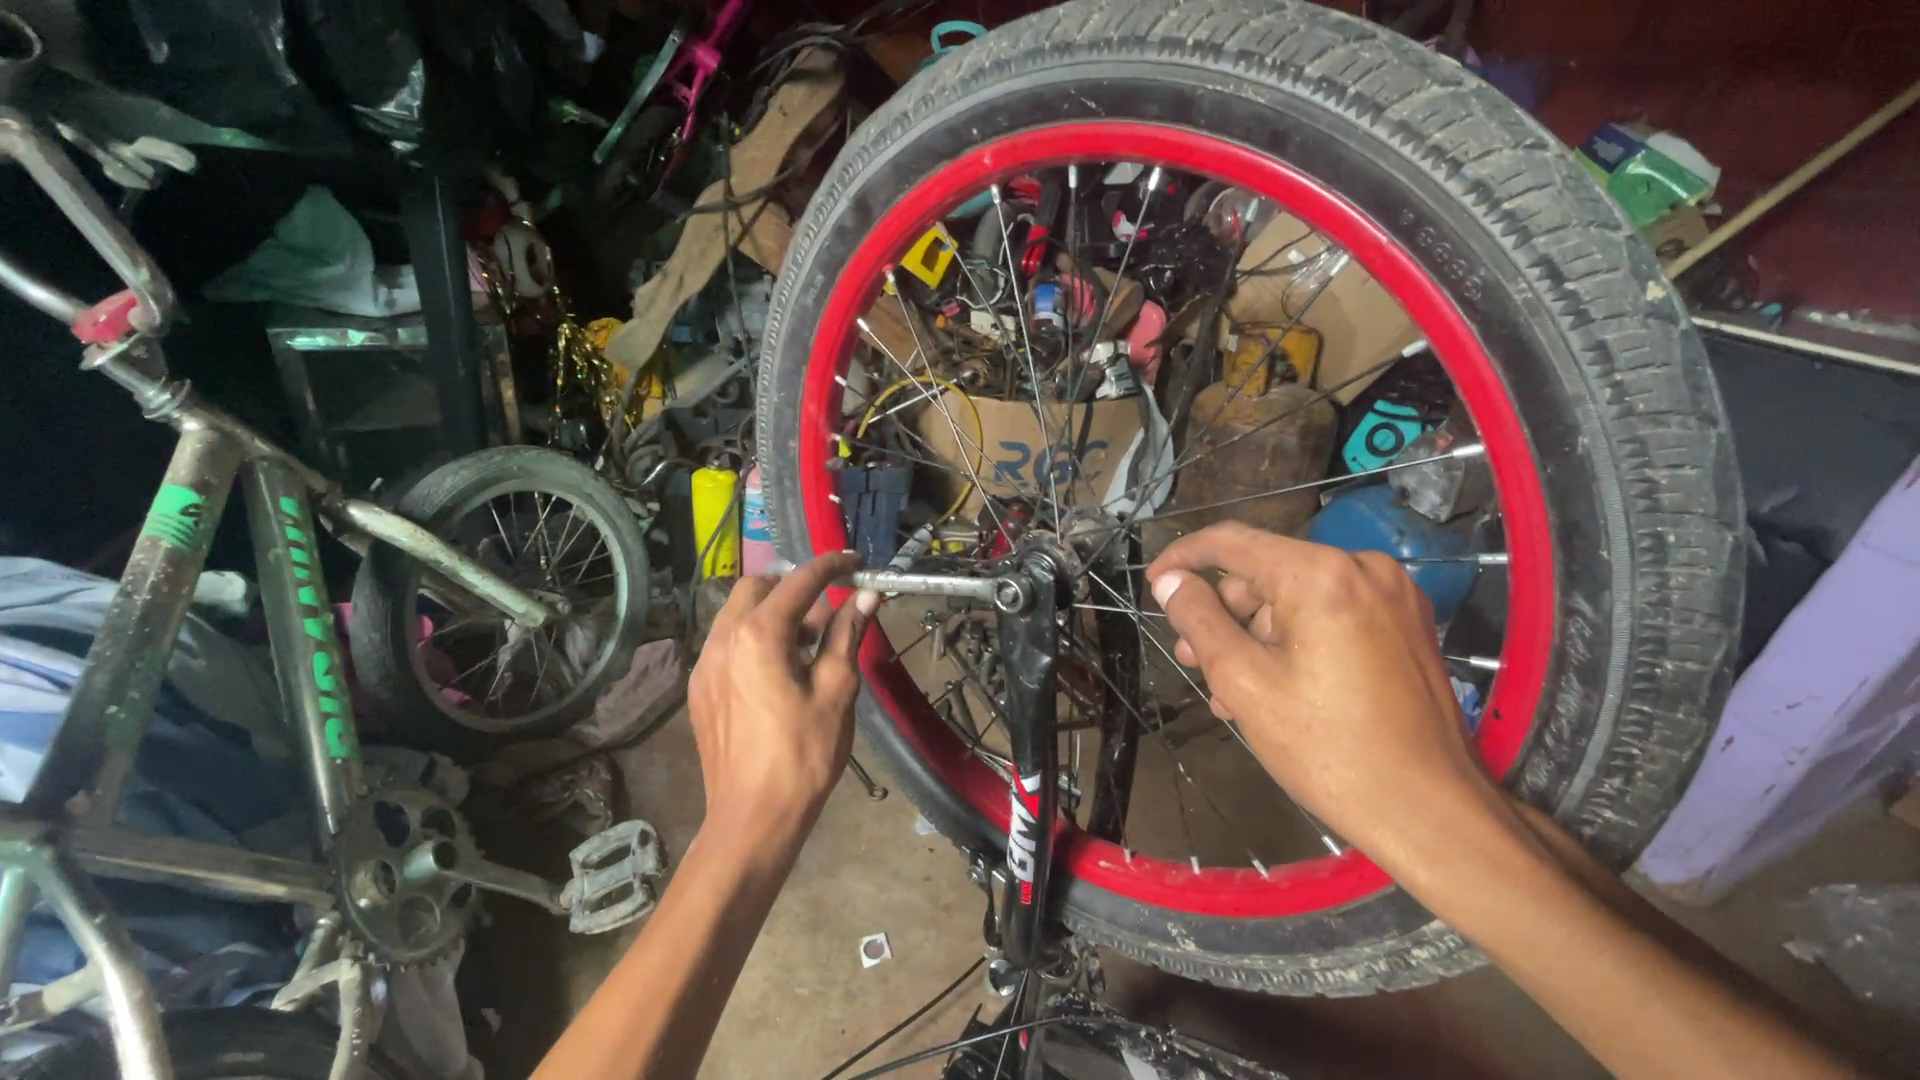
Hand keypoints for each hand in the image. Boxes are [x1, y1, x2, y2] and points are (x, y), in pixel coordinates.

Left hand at [686, 552, 880, 827]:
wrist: (752, 818)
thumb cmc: (803, 755)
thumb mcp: (837, 691)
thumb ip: (847, 635)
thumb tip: (866, 596)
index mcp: (759, 636)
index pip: (798, 582)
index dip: (830, 566)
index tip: (855, 561)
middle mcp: (722, 640)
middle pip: (756, 589)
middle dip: (793, 588)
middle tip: (827, 613)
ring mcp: (704, 665)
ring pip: (736, 615)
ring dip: (772, 614)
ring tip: (807, 647)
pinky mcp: (699, 690)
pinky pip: (726, 644)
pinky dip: (753, 640)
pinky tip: (778, 674)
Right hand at [1146, 523, 1499, 860]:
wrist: (1430, 811)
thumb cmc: (1327, 748)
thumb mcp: (1243, 681)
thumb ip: (1198, 620)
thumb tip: (1170, 580)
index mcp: (1320, 575)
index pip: (1232, 542)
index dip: (1183, 558)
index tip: (1154, 584)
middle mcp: (1362, 567)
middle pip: (1266, 572)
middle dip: (1223, 614)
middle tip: (1193, 661)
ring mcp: (1392, 594)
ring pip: (1297, 597)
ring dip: (1256, 636)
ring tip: (1234, 693)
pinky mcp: (1406, 622)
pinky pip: (1331, 614)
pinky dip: (1296, 640)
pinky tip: (1276, 687)